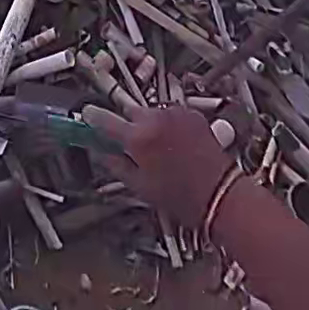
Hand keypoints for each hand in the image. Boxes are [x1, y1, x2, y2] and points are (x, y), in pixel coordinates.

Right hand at [85, 104, 233, 227]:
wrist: (222, 195)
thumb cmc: (181, 198)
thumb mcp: (140, 187)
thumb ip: (115, 164)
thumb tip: (100, 150)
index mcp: (137, 138)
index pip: (103, 119)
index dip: (92, 117)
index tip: (86, 116)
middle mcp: (153, 118)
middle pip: (128, 112)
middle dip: (127, 125)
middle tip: (133, 144)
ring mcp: (173, 113)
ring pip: (149, 112)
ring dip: (148, 124)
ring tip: (159, 148)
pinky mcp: (190, 113)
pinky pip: (169, 113)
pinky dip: (168, 123)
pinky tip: (175, 143)